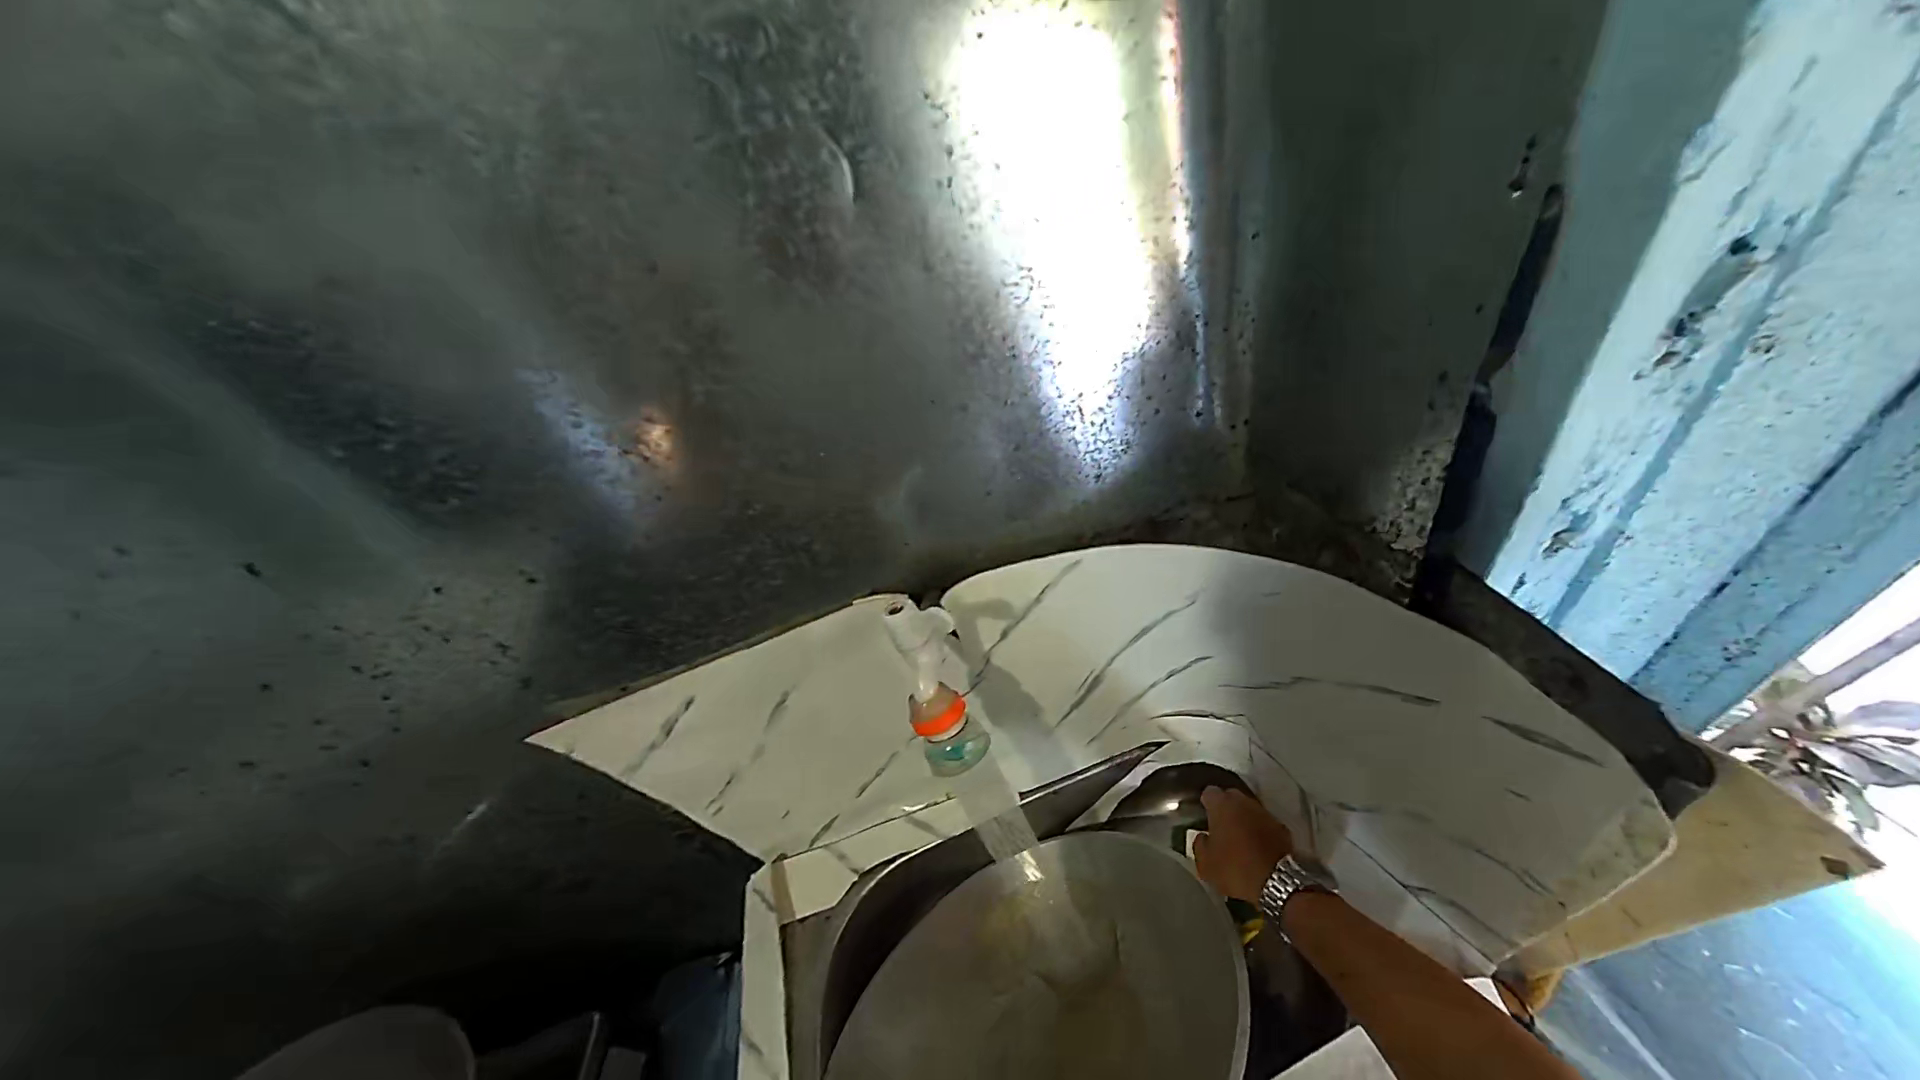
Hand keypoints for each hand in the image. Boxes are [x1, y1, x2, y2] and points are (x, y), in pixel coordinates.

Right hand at [1193, 786, 1293, 901]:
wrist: (1279, 885)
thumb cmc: (1235, 869)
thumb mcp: (1205, 863)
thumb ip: (1199, 844)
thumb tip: (1203, 837)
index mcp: (1221, 804)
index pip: (1209, 793)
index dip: (1205, 804)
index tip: (1202, 817)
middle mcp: (1244, 802)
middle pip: (1231, 797)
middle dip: (1225, 808)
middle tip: (1220, 828)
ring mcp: (1266, 814)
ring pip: (1250, 810)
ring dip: (1244, 820)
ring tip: (1239, 839)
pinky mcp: (1283, 829)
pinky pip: (1265, 825)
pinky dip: (1260, 832)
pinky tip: (1256, 848)